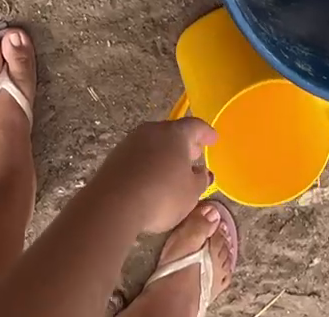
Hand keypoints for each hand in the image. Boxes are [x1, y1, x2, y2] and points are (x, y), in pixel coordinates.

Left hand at [88, 118, 216, 233]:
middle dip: (186, 143)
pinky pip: (140, 154)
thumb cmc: (162, 195)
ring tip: (174, 169)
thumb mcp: (191, 193)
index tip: (213, 139)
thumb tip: (202, 171)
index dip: (206, 133)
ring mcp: (132, 140)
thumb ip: (200, 179)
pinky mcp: (117, 155)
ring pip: (155, 142)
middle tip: (195, 154)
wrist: (115, 202)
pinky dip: (150, 161)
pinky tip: (152, 177)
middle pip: (173, 132)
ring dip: (166, 153)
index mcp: (175, 133)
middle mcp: (153, 130)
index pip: (195, 126)